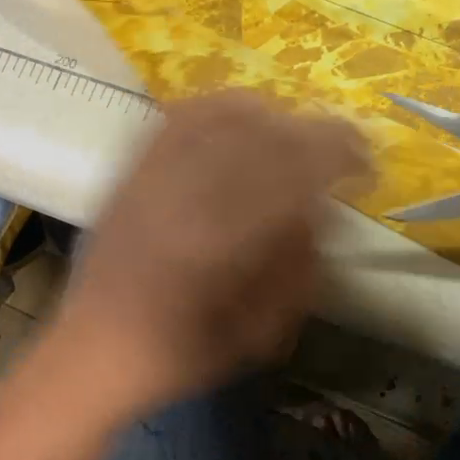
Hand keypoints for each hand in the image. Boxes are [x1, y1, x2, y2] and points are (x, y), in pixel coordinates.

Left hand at [53, 91, 368, 416]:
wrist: (93, 348)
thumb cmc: (183, 352)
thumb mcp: (260, 331)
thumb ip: (298, 266)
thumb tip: (322, 210)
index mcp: (227, 238)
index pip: (298, 170)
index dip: (342, 156)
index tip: (366, 164)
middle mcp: (190, 193)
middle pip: (267, 135)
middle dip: (316, 133)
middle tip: (343, 147)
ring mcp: (155, 174)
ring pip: (226, 117)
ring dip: (274, 117)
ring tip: (295, 130)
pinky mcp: (131, 169)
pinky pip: (179, 117)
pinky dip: (217, 106)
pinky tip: (240, 112)